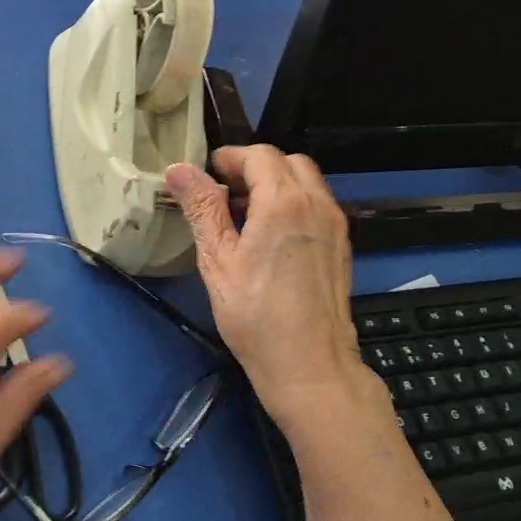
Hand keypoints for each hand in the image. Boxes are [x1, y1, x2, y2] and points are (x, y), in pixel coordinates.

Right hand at [163, 146, 387, 433]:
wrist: (310, 365)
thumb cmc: (255, 314)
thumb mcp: (217, 259)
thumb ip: (201, 208)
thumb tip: (180, 168)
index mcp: (285, 202)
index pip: (259, 155)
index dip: (228, 159)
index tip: (204, 177)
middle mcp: (317, 204)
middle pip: (287, 162)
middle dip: (253, 167)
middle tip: (221, 193)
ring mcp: (335, 225)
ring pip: (306, 182)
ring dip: (274, 185)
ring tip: (242, 215)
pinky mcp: (340, 246)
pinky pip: (316, 206)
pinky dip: (291, 204)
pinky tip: (267, 237)